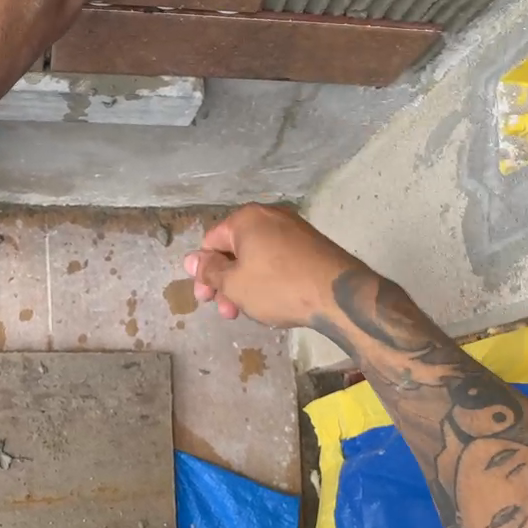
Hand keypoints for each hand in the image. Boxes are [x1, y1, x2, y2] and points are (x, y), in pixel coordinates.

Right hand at [184, 204, 370, 328]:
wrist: (337, 293)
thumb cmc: (278, 287)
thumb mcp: (234, 284)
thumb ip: (209, 271)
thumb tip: (190, 259)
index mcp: (245, 219)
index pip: (210, 242)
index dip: (203, 272)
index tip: (206, 298)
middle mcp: (269, 216)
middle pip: (234, 250)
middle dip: (225, 282)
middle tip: (227, 312)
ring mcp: (292, 229)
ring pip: (255, 257)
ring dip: (245, 285)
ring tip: (248, 311)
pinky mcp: (309, 245)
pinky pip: (276, 259)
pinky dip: (267, 279)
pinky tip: (271, 301)